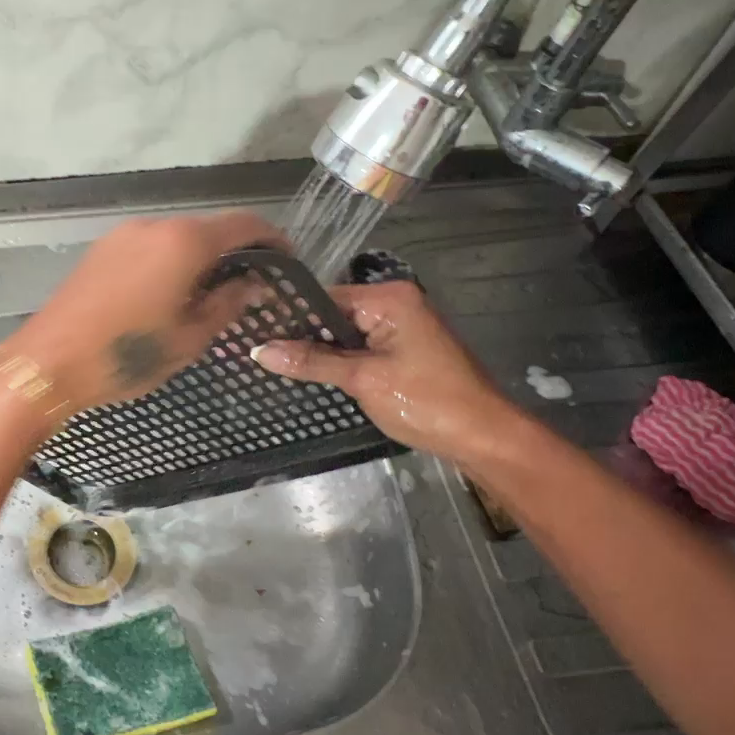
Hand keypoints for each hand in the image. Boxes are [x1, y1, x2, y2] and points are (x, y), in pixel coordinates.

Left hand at [0, 211, 285, 410]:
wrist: (48, 364)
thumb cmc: (126, 356)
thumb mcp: (189, 337)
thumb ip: (228, 304)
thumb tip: (255, 283)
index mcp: (183, 241)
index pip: (244, 225)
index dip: (273, 241)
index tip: (287, 264)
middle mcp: (154, 226)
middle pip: (208, 230)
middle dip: (235, 254)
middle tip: (251, 289)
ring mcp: (122, 237)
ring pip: (176, 239)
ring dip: (199, 261)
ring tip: (210, 298)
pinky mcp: (100, 252)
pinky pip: (148, 249)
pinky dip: (169, 264)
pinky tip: (170, 296)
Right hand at [249, 281, 526, 465]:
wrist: (482, 436)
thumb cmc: (425, 401)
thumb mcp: (362, 381)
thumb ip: (311, 362)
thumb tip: (259, 351)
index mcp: (389, 299)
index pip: (324, 298)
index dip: (290, 318)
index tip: (253, 334)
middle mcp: (396, 303)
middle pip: (333, 314)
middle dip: (302, 336)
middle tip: (259, 353)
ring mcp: (402, 327)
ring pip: (345, 334)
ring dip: (319, 352)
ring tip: (275, 364)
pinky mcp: (404, 350)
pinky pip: (360, 347)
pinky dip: (339, 361)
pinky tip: (313, 374)